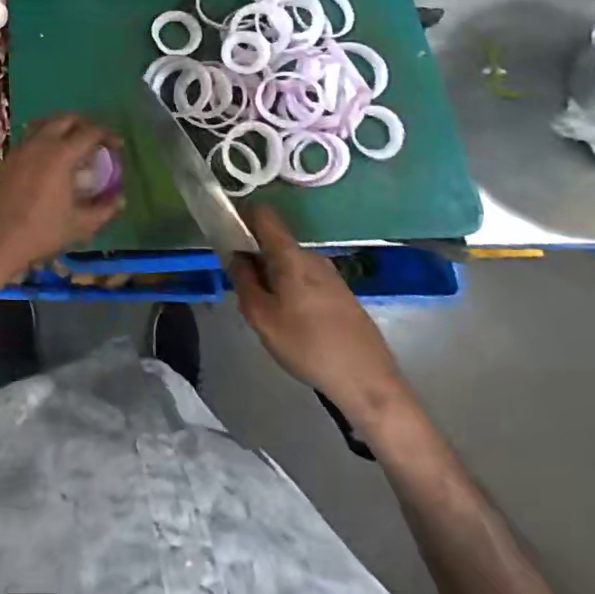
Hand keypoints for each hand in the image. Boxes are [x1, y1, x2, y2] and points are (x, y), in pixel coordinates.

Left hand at [0, 115, 122, 279]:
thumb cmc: (41, 231)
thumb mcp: (81, 224)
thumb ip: (104, 209)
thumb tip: (120, 197)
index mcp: (61, 154)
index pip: (90, 132)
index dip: (107, 135)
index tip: (117, 145)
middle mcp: (40, 143)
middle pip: (66, 118)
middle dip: (85, 124)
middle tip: (97, 140)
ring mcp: (20, 148)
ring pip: (45, 123)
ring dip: (63, 127)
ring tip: (73, 145)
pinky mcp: (8, 158)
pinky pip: (30, 136)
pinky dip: (45, 138)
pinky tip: (49, 160)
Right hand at [228, 204, 404, 411]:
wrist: (367, 380)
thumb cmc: (308, 346)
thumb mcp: (262, 317)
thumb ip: (243, 281)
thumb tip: (235, 256)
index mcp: (291, 256)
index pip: (263, 214)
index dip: (242, 216)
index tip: (226, 236)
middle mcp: (312, 257)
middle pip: (275, 241)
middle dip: (254, 256)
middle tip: (242, 289)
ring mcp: (331, 274)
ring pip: (290, 263)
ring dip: (272, 275)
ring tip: (267, 312)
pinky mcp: (341, 293)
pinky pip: (306, 278)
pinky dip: (290, 288)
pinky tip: (293, 322)